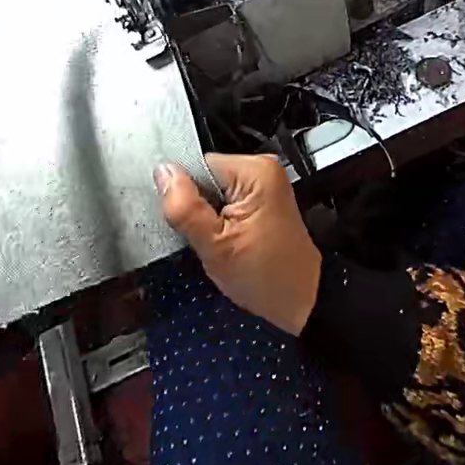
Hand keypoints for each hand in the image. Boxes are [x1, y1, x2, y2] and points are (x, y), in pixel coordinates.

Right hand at [156, 154, 320, 334]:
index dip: (185, 196)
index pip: (195, 165)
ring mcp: (263, 182)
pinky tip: (230, 238)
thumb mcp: (215, 247)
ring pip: (210, 189)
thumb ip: (185, 208)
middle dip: (197, 207)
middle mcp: (262, 168)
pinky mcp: (261, 196)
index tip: (195, 224)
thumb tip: (163, 173)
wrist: (301, 299)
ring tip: (223, 240)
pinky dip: (219, 219)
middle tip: (211, 238)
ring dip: (207, 215)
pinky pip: (224, 198)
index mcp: (255, 170)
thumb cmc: (268, 277)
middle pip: (203, 176)